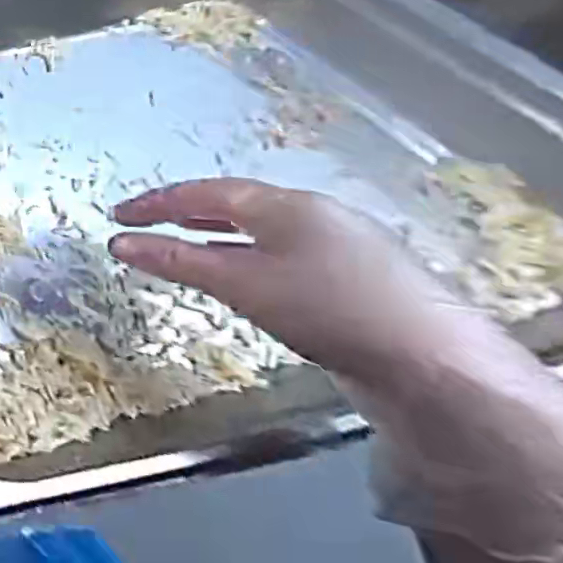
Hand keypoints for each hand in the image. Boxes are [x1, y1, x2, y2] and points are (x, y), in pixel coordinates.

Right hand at [109, 178, 481, 378]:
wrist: (443, 370)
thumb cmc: (327, 310)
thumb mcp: (240, 284)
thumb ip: (177, 260)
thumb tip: (119, 243)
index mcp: (283, 204)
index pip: (203, 192)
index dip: (156, 203)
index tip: (120, 215)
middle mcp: (316, 212)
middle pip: (236, 204)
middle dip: (188, 212)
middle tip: (151, 224)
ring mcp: (347, 243)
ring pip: (266, 229)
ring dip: (220, 234)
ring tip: (191, 245)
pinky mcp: (367, 276)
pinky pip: (291, 251)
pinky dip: (254, 255)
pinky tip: (253, 277)